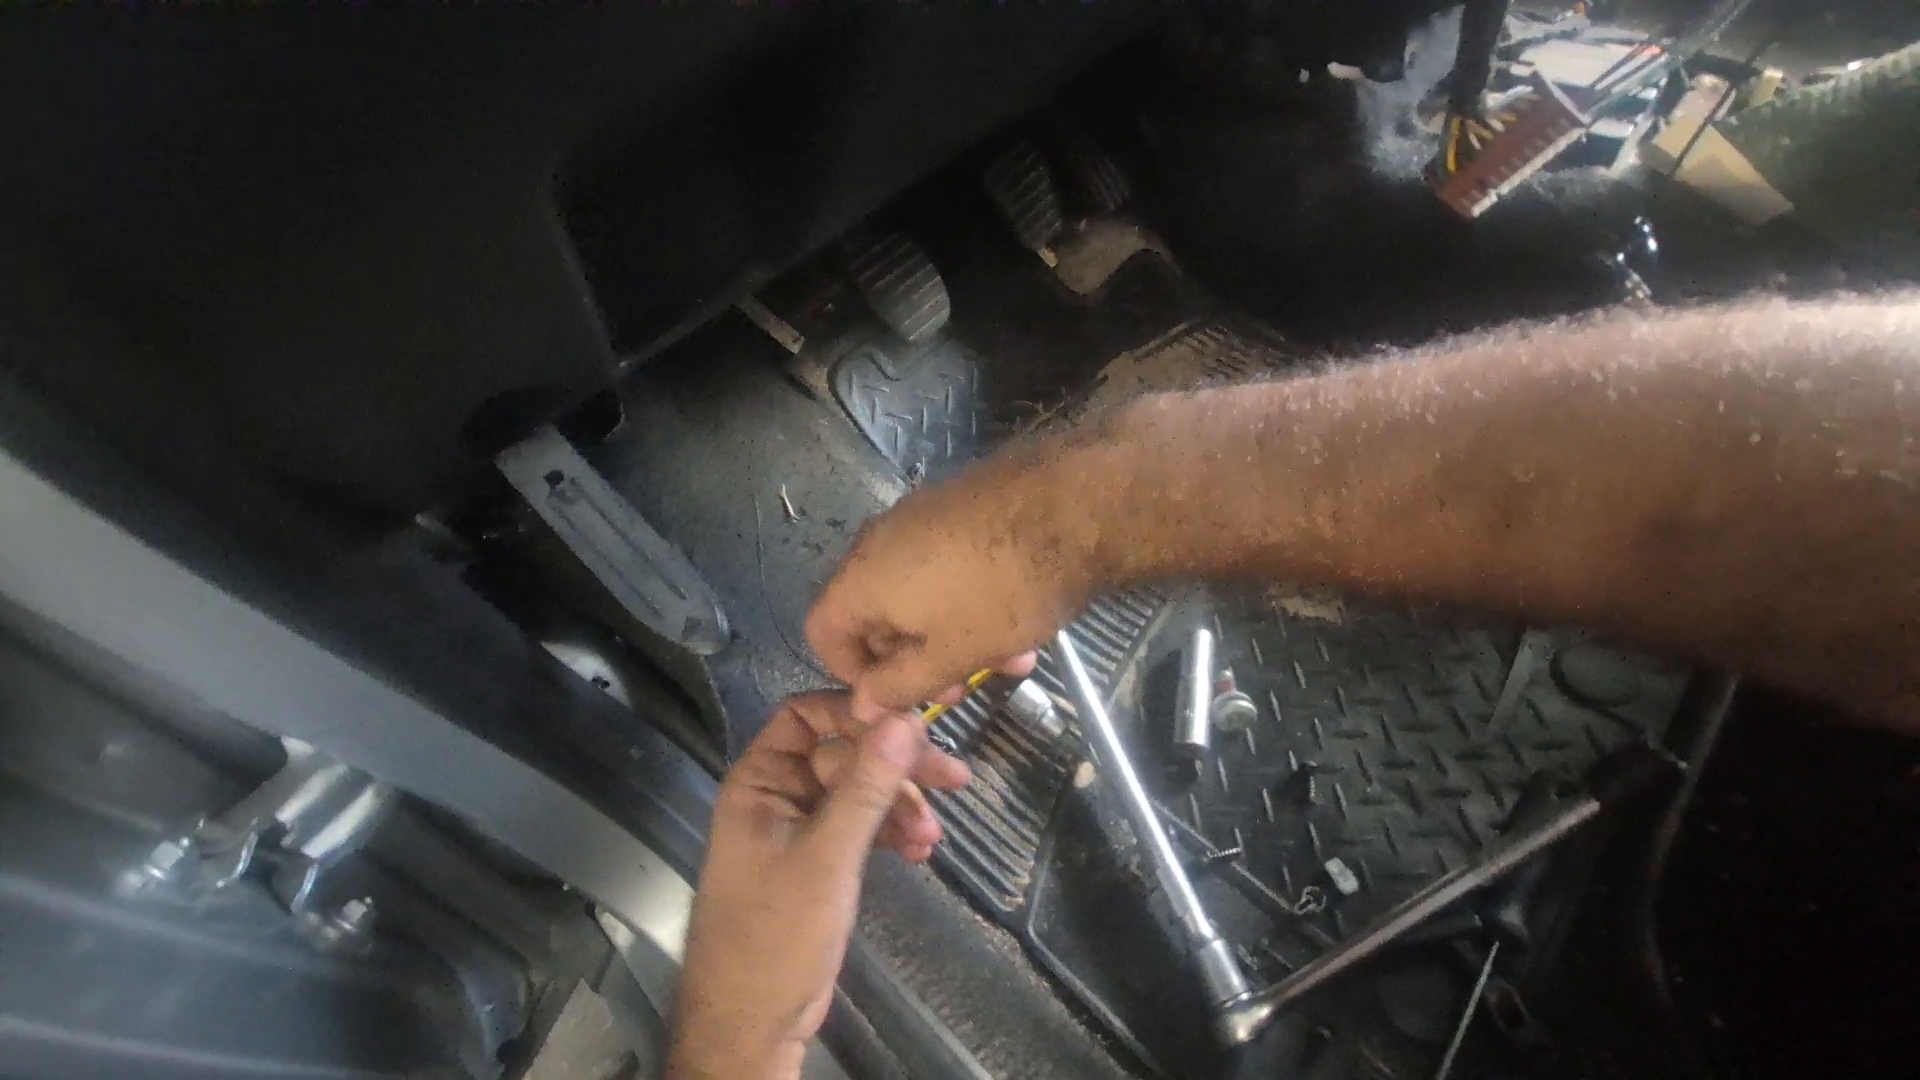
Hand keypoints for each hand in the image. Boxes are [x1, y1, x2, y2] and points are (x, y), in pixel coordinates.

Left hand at [670, 691, 969, 1079]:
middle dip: (897, 767)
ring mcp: (803, 824)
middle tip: (952, 778)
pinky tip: (921, 850)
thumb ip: (866, 786)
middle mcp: (781, 792)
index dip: (856, 712)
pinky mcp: (823, 855)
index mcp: (761, 780)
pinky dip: (892, 832)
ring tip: (935, 834)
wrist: (754, 1028)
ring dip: (901, 805)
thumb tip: (905, 719)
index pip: (807, 715)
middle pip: (846, 753)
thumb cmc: (777, 936)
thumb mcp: (827, 857)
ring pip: (861, 790)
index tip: (910, 722)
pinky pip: (863, 824)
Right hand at [806, 450, 1097, 718]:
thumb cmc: (1002, 591)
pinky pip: (947, 565)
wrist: (1069, 505)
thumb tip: (863, 704)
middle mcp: (881, 541)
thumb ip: (901, 685)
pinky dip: (970, 600)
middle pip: (875, 613)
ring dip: (954, 636)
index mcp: (862, 577)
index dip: (850, 673)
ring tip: (1010, 663)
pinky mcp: (959, 506)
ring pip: (921, 593)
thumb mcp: (952, 654)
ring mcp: (921, 518)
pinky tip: (1022, 623)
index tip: (894, 695)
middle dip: (915, 660)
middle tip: (960, 688)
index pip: (822, 631)